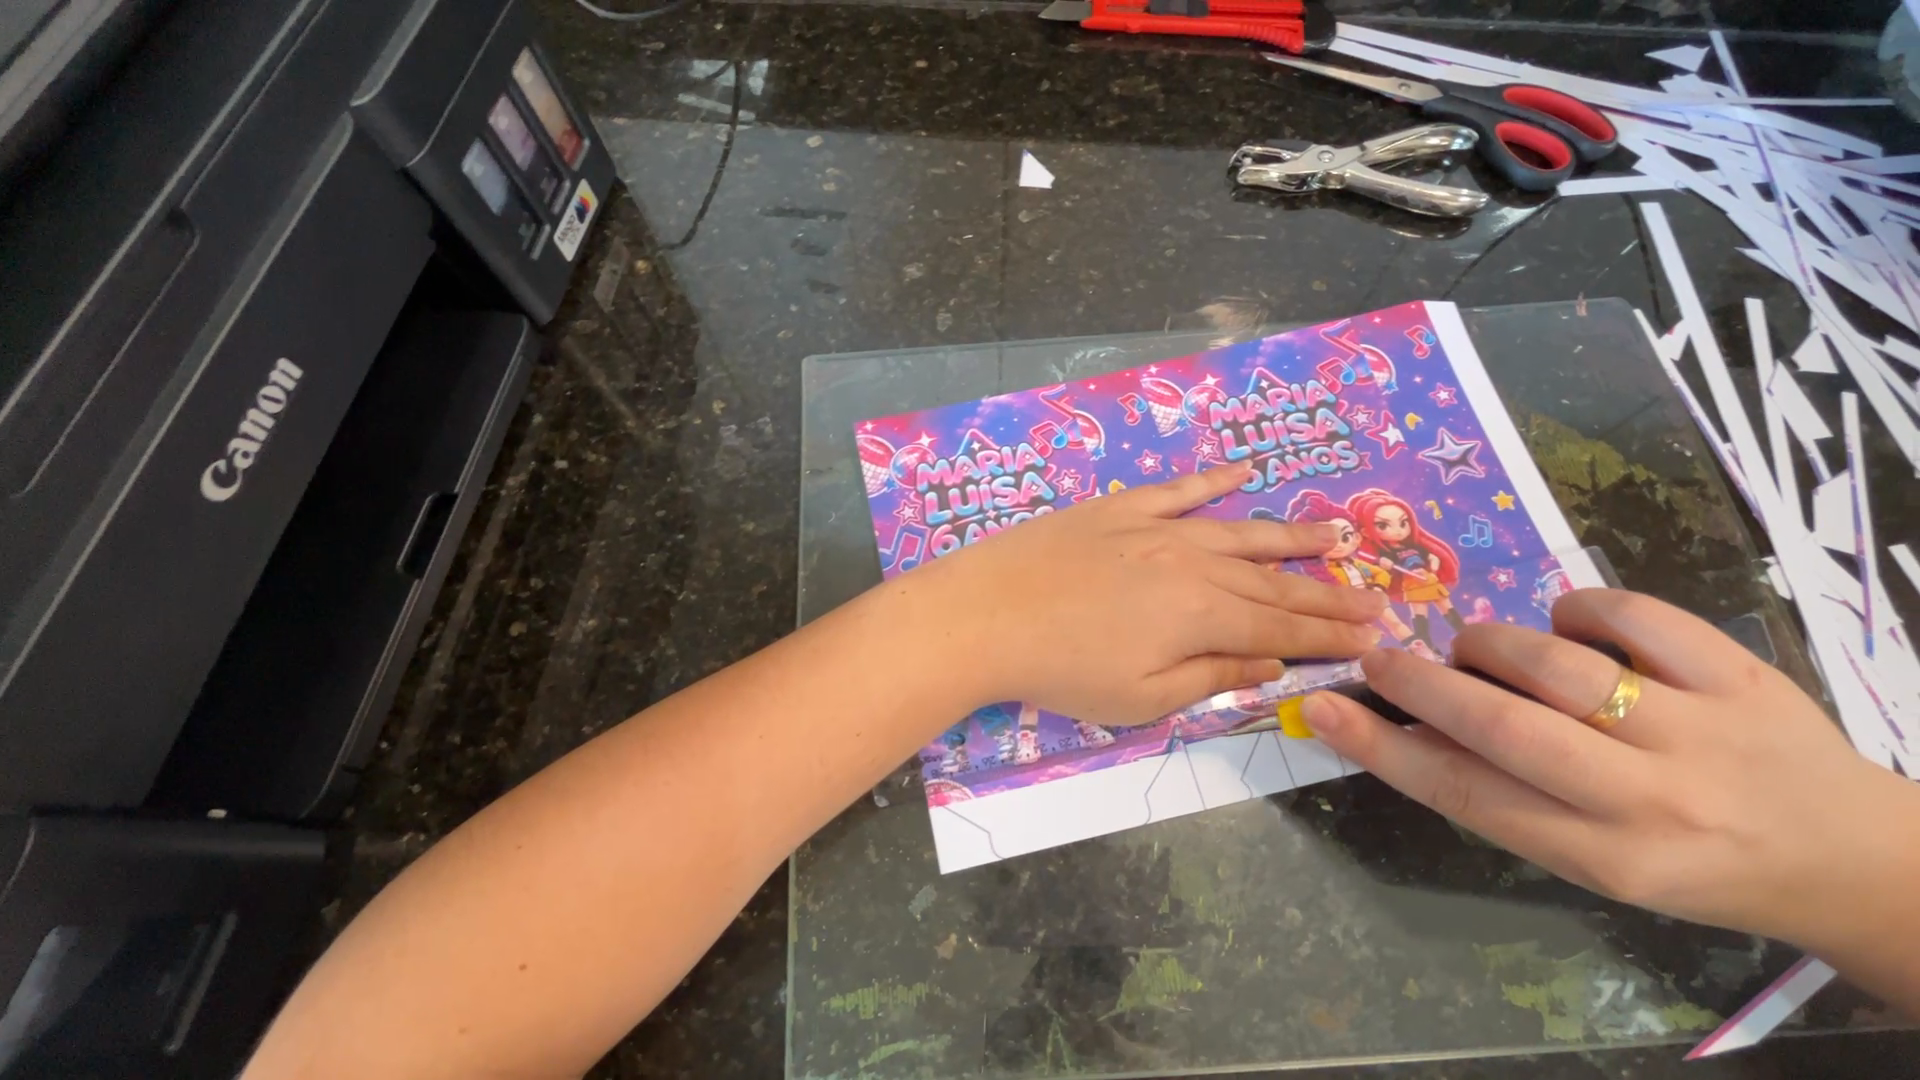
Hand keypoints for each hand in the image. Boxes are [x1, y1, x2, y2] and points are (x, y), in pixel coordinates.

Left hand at [910, 464, 1385, 726]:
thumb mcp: (1141, 699)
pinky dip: (1214, 480)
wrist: (984, 615)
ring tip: (1335, 536)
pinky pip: (1179, 489)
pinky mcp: (1119, 508)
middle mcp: (1193, 564)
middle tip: (1374, 600)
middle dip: (1326, 596)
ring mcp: (1156, 528)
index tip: (1372, 639)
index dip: (1328, 637)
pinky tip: (1244, 471)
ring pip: (1240, 532)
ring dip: (1290, 537)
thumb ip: (1210, 679)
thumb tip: (1270, 666)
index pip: (1280, 631)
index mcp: (1202, 617)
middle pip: (1272, 584)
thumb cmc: (1061, 670)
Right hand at [1300, 588, 1917, 949]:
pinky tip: (1568, 624)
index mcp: (1607, 858)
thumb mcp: (1590, 856)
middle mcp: (1654, 802)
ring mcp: (1705, 733)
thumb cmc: (1692, 863)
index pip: (1466, 795)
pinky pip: (1634, 618)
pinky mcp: (1742, 676)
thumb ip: (1501, 793)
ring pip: (1561, 665)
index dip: (1382, 748)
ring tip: (1479, 651)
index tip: (1323, 708)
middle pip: (1506, 727)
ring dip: (1492, 646)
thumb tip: (1411, 728)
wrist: (1852, 860)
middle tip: (1378, 659)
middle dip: (1421, 684)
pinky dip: (1578, 608)